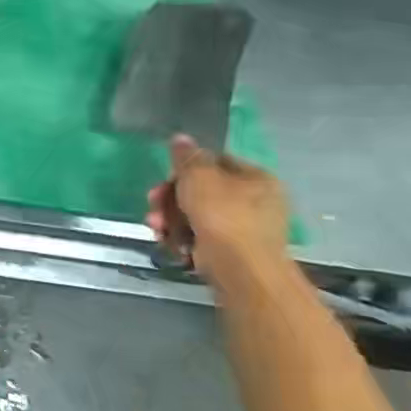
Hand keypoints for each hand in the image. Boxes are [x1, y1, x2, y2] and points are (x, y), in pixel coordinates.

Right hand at [146, 134, 289, 280]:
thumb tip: (181, 139)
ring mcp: (246, 233)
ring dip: (170, 219)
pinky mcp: (233, 257)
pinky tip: (167, 242)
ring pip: (197, 217)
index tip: (166, 176)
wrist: (240, 271)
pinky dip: (181, 239)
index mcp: (257, 179)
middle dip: (170, 197)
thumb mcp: (198, 175)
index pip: (216, 162)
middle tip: (154, 202)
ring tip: (156, 226)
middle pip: (202, 191)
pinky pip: (201, 240)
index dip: (186, 167)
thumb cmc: (222, 214)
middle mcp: (257, 204)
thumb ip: (186, 156)